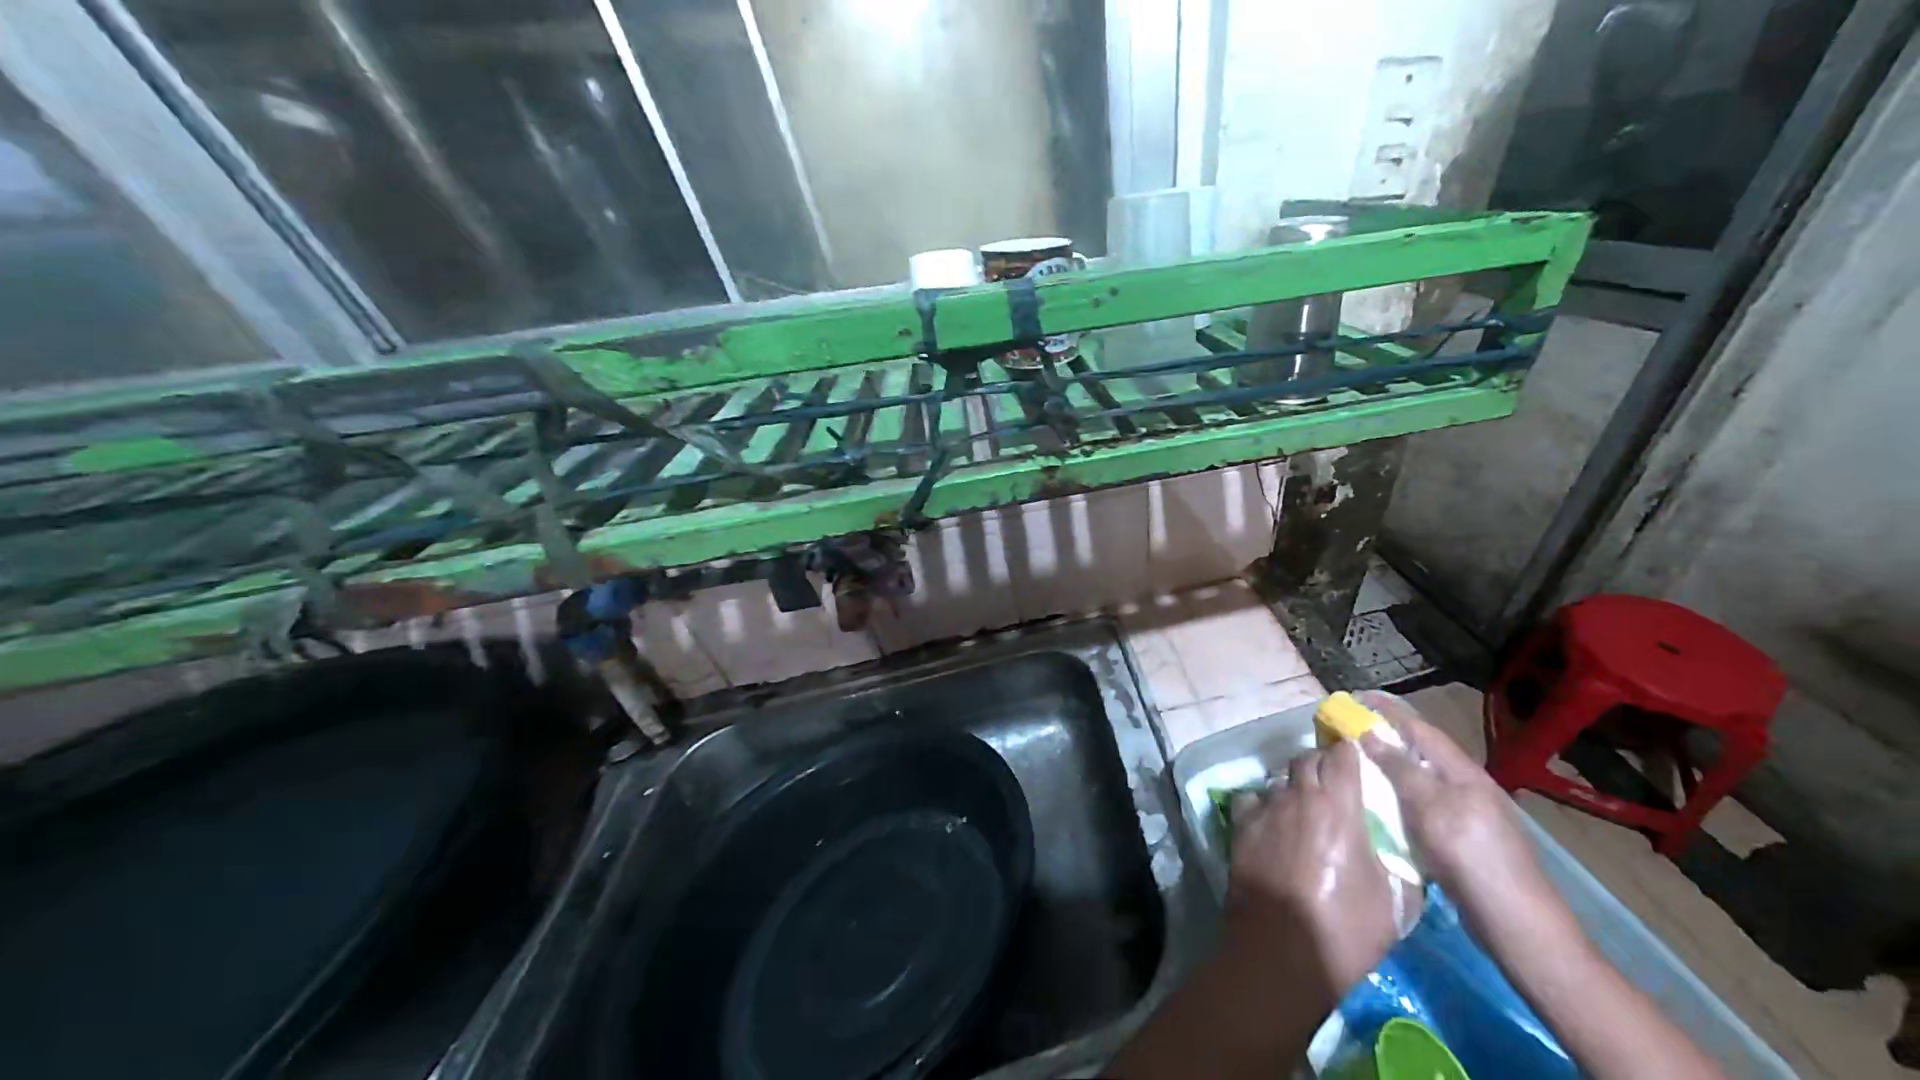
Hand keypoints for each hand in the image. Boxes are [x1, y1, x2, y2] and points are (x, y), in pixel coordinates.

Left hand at [1223, 739, 1400, 997]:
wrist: (1283, 950)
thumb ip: (1399, 862)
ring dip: (1294, 785)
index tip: (1360, 761)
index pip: (1342, 755)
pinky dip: (1263, 803)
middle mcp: (1299, 796)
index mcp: (1339, 805)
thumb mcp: (1396, 900)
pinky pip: (1252, 798)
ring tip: (1304, 806)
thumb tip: (1400, 848)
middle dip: (1322, 764)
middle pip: (1308, 759)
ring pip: (1280, 778)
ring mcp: (1265, 808)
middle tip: (1334, 784)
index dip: (1351, 753)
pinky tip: (1271, 821)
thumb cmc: (1347, 927)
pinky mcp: (1240, 825)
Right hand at [1352, 691, 1559, 928]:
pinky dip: (1395, 794)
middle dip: (1383, 736)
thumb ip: (1400, 768)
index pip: (1418, 727)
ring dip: (1387, 765)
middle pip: (1419, 749)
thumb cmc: (1469, 855)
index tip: (1352, 699)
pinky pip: (1420, 803)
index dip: (1386, 710)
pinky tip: (1378, 804)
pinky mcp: (1460, 838)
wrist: (1514, 920)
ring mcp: (1465, 812)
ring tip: (1353, 764)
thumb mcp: (1429, 806)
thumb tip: (1369, 734)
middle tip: (1344, 733)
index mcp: (1460, 770)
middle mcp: (1465, 784)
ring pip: (1419, 777)